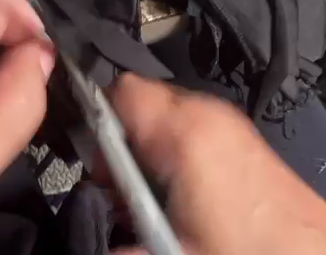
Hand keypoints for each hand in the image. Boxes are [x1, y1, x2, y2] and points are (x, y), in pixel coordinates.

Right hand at [110, 74, 325, 254]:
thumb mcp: (172, 252)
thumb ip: (121, 242)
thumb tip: (97, 239)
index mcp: (182, 129)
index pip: (116, 87)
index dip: (91, 116)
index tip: (83, 154)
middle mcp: (204, 112)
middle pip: (137, 103)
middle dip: (118, 143)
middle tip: (113, 192)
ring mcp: (227, 122)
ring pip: (164, 118)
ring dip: (146, 153)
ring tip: (147, 204)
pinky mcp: (242, 140)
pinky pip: (191, 132)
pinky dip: (174, 157)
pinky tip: (180, 204)